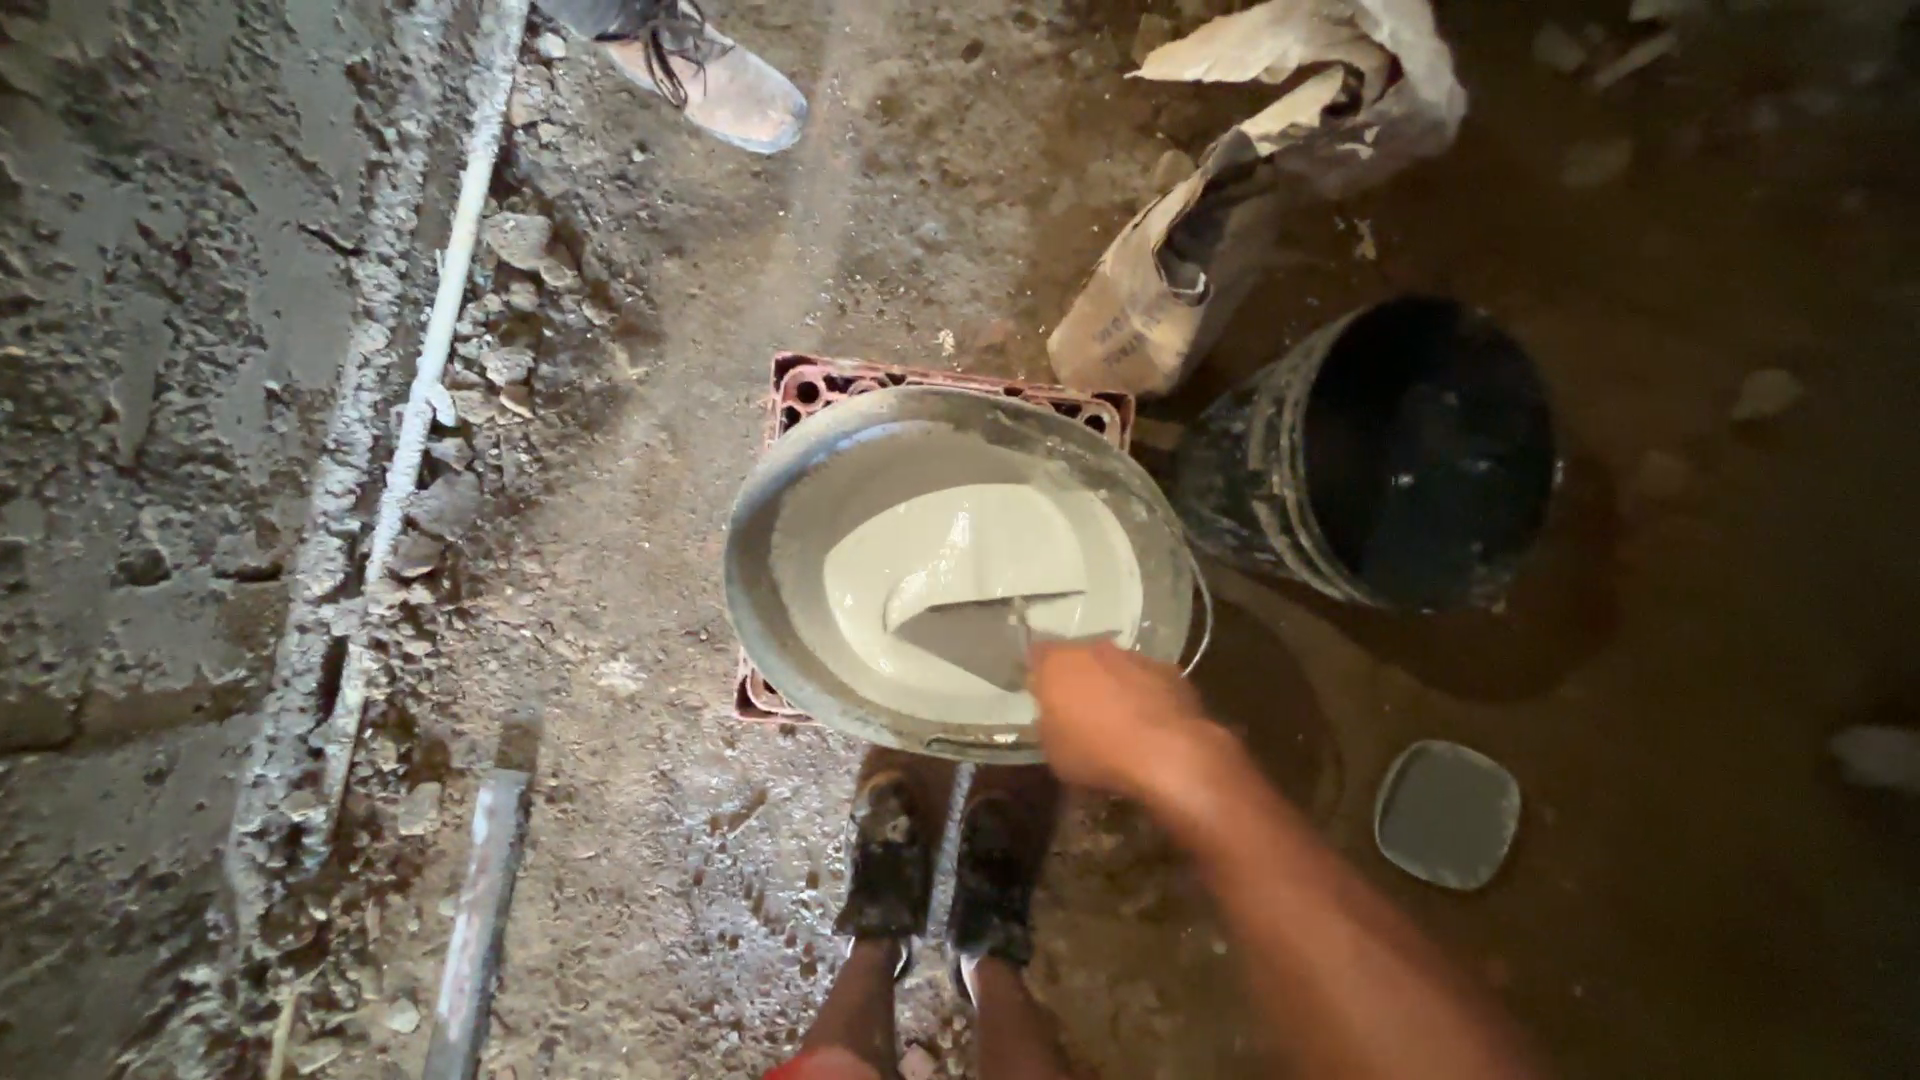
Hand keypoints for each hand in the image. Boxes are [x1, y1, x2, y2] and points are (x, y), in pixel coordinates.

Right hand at [1026, 639, 1232, 802]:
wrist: (1167, 754)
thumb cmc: (1096, 753)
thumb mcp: (1053, 751)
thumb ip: (1048, 723)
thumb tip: (1054, 715)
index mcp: (1058, 664)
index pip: (1037, 654)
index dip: (1038, 672)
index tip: (1040, 692)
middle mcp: (1095, 650)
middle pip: (1080, 657)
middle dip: (1079, 677)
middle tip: (1080, 708)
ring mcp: (1135, 656)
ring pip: (1116, 666)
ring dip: (1114, 684)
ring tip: (1119, 718)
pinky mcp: (1169, 670)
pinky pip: (1148, 679)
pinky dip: (1145, 694)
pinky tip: (1151, 722)